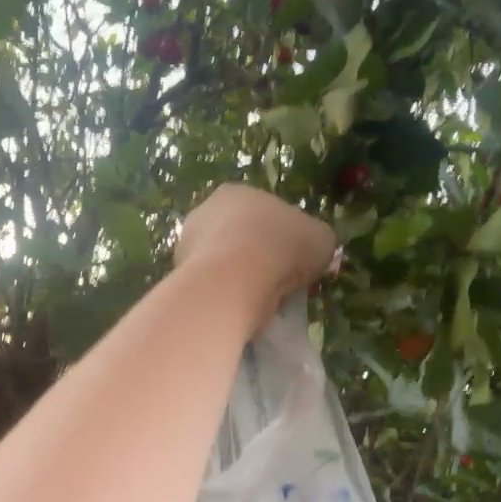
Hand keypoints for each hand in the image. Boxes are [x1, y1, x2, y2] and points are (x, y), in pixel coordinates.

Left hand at [175, 185, 335, 324]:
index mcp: (236, 193)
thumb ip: (316, 241)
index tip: (293, 261)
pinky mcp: (180, 277)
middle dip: (256, 258)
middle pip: (238, 238)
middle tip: (278, 282)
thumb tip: (315, 252)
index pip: (261, 214)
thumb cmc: (282, 246)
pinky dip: (224, 297)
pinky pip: (211, 287)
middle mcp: (204, 213)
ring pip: (222, 264)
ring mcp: (187, 246)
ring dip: (238, 279)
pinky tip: (240, 308)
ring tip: (260, 300)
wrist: (237, 278)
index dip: (281, 238)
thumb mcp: (321, 239)